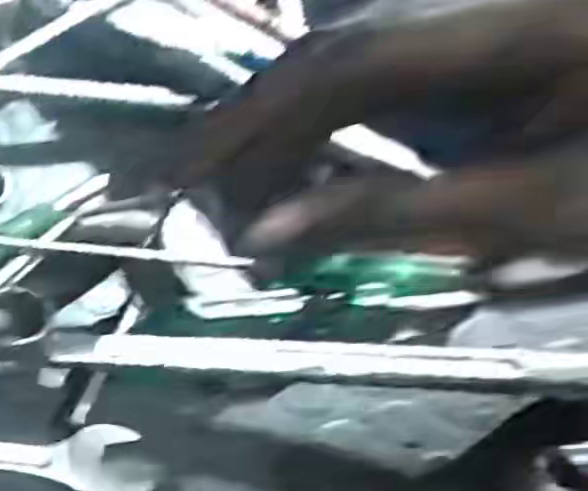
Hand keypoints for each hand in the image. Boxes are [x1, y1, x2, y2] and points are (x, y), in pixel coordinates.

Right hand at [178, 0, 587, 259]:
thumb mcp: (539, 212)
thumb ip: (389, 216)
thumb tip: (256, 239)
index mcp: (533, 26)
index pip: (347, 58)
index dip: (247, 117)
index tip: (180, 175)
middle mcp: (512, 9)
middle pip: (346, 58)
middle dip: (264, 134)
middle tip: (217, 203)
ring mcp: (509, 25)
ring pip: (364, 66)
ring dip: (297, 135)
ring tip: (262, 198)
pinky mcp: (511, 49)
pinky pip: (399, 78)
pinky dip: (342, 129)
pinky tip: (323, 175)